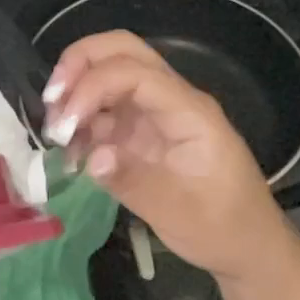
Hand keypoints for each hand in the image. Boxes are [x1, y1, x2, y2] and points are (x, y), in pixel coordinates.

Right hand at [41, 30, 299, 283]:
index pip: (134, 73)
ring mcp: (153, 113)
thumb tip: (93, 158)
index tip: (64, 127)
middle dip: (78, 65)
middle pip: (121, 51)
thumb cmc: (223, 228)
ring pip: (108, 73)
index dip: (92, 88)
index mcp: (189, 112)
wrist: (247, 248)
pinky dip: (79, 120)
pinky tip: (70, 152)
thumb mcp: (179, 213)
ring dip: (74, 92)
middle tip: (52, 101)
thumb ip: (134, 182)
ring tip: (56, 134)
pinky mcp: (140, 130)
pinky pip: (103, 108)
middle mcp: (170, 101)